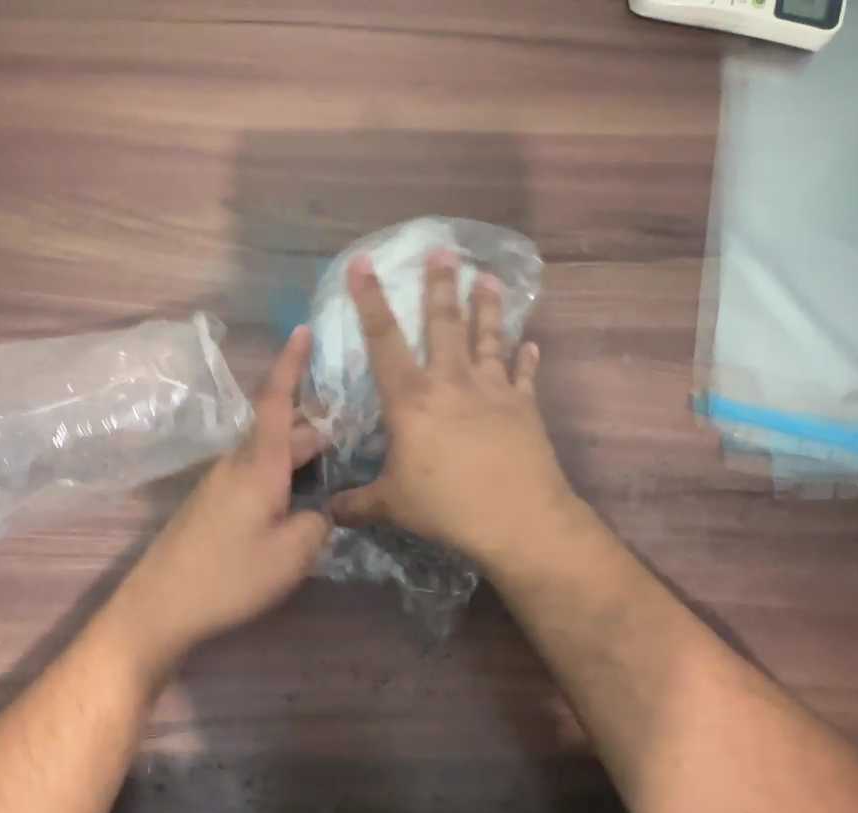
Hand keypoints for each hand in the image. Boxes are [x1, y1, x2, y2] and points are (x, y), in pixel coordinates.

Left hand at [103, 327, 329, 676]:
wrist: (160, 605)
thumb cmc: (230, 576)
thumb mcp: (292, 554)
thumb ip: (317, 524)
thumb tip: (318, 510)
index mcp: (259, 465)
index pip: (277, 401)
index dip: (291, 365)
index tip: (302, 329)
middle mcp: (236, 465)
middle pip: (279, 431)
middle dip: (314, 430)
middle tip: (350, 442)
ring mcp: (218, 486)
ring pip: (266, 455)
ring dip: (297, 457)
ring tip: (328, 475)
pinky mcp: (210, 507)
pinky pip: (253, 476)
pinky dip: (279, 478)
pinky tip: (293, 506)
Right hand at [329, 250, 579, 567]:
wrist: (518, 518)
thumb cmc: (446, 507)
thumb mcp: (391, 506)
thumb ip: (356, 503)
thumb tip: (327, 510)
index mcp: (411, 400)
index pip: (383, 340)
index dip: (369, 300)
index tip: (363, 264)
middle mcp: (452, 383)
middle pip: (443, 324)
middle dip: (440, 285)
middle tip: (443, 250)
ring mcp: (493, 391)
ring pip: (488, 338)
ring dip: (487, 307)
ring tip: (488, 277)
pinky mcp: (524, 407)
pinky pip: (524, 375)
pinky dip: (527, 358)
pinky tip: (531, 344)